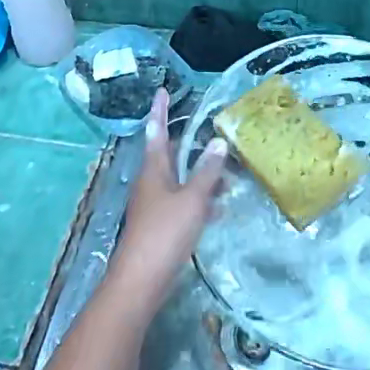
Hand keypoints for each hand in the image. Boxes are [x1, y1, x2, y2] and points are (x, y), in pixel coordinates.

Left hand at [106, 89, 227, 317]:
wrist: (142, 279)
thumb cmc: (164, 232)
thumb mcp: (192, 200)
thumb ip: (206, 172)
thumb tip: (218, 142)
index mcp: (154, 169)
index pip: (157, 131)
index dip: (159, 111)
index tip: (162, 90)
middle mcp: (151, 182)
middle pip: (169, 155)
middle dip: (186, 143)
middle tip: (208, 130)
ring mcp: (154, 204)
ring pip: (179, 180)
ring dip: (200, 174)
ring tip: (227, 170)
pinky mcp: (161, 225)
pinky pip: (183, 203)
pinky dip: (200, 200)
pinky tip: (220, 208)